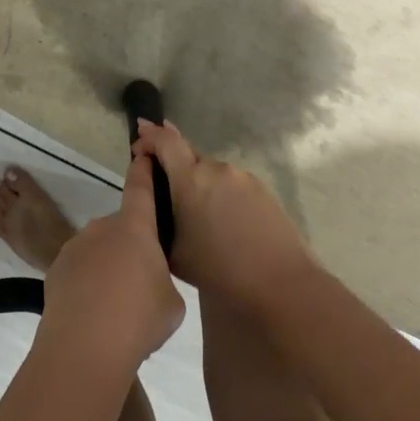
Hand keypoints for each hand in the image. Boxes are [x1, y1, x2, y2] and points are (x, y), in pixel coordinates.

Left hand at [39, 151, 185, 364]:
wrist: (86, 343)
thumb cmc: (140, 317)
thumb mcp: (172, 301)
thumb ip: (162, 280)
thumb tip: (148, 280)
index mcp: (136, 228)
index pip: (141, 190)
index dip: (144, 173)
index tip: (144, 156)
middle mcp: (102, 227)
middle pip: (121, 231)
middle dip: (129, 251)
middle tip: (139, 287)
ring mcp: (76, 246)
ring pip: (98, 252)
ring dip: (106, 270)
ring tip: (115, 309)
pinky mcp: (56, 268)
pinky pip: (78, 271)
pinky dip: (86, 286)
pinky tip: (93, 314)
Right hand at [131, 120, 313, 300]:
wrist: (280, 284)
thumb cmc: (218, 270)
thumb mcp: (173, 252)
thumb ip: (158, 219)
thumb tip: (152, 203)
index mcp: (191, 178)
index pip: (165, 140)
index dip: (150, 135)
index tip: (139, 142)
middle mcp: (217, 169)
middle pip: (188, 151)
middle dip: (171, 157)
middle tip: (159, 171)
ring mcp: (243, 178)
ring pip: (211, 170)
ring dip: (197, 178)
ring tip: (193, 208)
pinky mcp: (263, 191)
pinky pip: (231, 183)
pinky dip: (219, 191)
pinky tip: (221, 217)